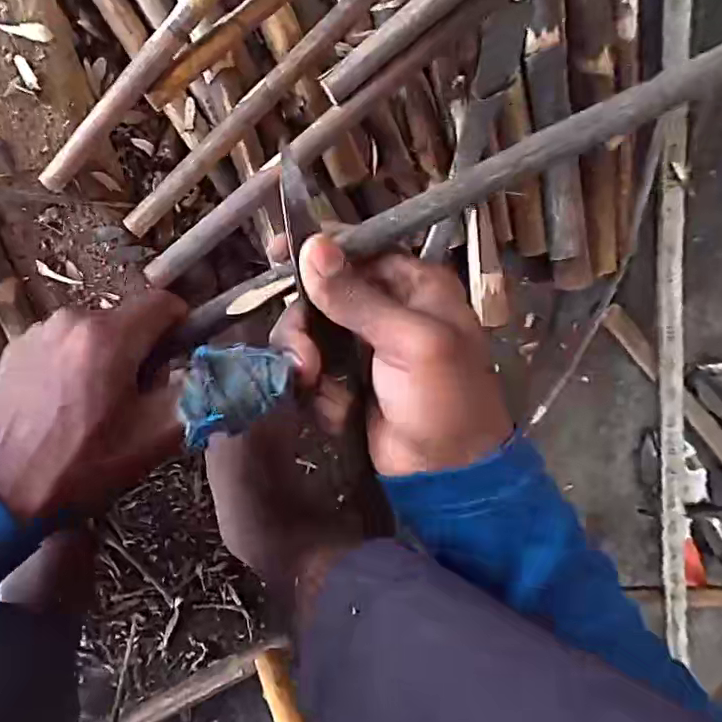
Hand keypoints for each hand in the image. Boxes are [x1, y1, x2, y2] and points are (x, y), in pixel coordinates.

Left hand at [0, 291, 188, 521]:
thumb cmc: (78, 467)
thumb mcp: (151, 438)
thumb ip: (194, 394)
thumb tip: (211, 369)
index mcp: (107, 335)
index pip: (163, 302)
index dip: (181, 329)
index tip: (176, 364)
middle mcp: (69, 319)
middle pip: (126, 321)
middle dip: (140, 352)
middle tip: (131, 402)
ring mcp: (37, 332)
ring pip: (92, 334)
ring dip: (104, 359)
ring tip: (90, 410)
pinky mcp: (14, 348)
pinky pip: (60, 346)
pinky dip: (71, 365)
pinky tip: (58, 406)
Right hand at [272, 235, 511, 477]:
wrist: (444, 475)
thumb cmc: (445, 402)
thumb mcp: (409, 342)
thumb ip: (356, 297)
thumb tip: (313, 246)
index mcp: (411, 284)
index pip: (355, 249)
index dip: (315, 249)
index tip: (275, 253)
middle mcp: (382, 305)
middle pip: (316, 293)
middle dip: (303, 328)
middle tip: (304, 363)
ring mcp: (358, 341)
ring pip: (304, 330)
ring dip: (304, 362)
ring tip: (316, 388)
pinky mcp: (341, 373)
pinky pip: (305, 365)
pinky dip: (315, 389)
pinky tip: (337, 409)